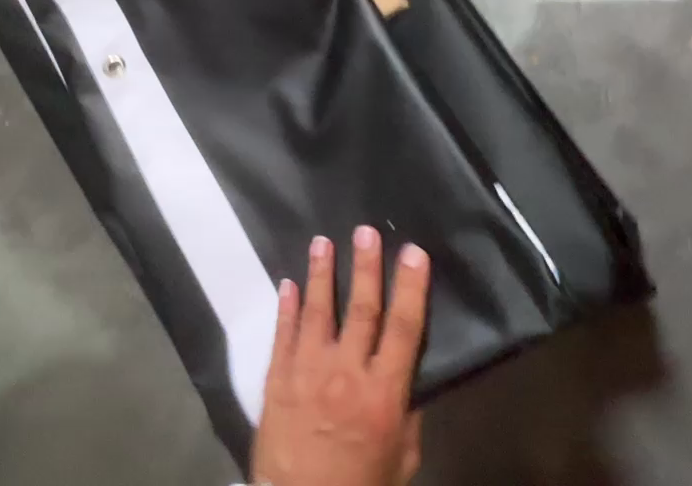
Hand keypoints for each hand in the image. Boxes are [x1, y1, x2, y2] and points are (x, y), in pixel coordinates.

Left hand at [250, 226, 431, 485]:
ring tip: (323, 241)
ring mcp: (308, 370)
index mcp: (384, 392)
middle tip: (366, 232)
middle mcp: (347, 371)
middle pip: (361, 308)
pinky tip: (288, 282)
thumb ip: (407, 413)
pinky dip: (286, 306)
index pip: (404, 328)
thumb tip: (410, 374)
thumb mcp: (401, 458)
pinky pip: (283, 332)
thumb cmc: (360, 485)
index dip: (410, 287)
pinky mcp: (278, 377)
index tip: (413, 253)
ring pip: (317, 310)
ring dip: (321, 273)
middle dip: (365, 267)